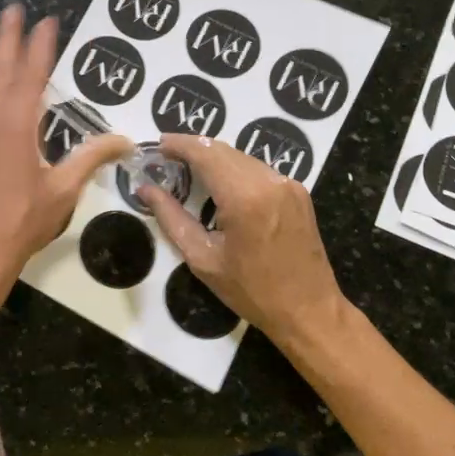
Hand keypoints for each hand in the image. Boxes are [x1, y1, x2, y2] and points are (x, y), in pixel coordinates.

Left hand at [0, 4, 130, 281]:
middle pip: (0, 68)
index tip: (47, 20)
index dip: (41, 45)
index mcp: (19, 123)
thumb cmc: (22, 219)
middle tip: (11, 9)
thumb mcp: (63, 189)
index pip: (32, 73)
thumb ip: (90, 158)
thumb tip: (124, 139)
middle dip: (7, 38)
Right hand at [137, 134, 351, 343]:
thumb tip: (145, 190)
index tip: (158, 145)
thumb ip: (171, 218)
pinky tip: (221, 184)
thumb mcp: (203, 258)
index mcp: (244, 197)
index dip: (179, 144)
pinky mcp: (298, 192)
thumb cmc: (252, 291)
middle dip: (194, 148)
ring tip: (190, 169)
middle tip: (168, 157)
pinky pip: (259, 170)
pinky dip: (236, 170)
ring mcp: (288, 184)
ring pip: (242, 157)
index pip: (206, 154)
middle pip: (224, 150)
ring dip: (215, 158)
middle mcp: (269, 181)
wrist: (309, 311)